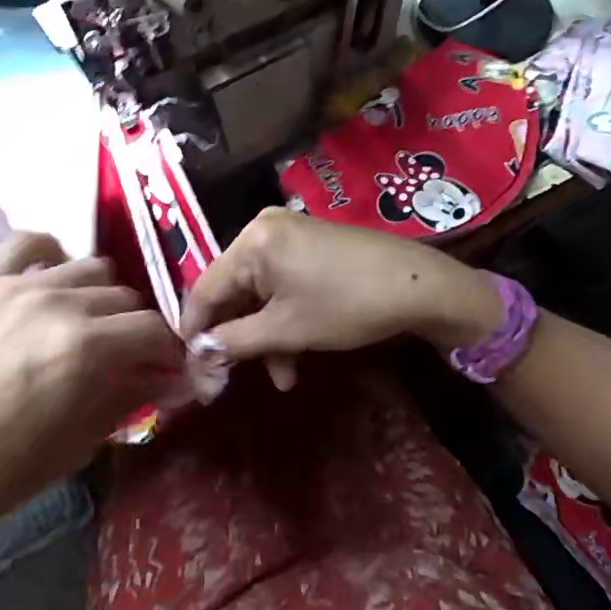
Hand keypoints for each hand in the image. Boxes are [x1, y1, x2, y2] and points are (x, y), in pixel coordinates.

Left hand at [0, 233, 182, 578]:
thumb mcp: (65, 450)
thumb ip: (122, 402)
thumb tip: (168, 381)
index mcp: (83, 348)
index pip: (154, 332)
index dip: (171, 354)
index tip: (172, 373)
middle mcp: (57, 301)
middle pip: (128, 299)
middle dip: (140, 331)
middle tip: (132, 363)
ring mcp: (17, 284)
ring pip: (91, 269)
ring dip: (105, 299)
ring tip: (92, 331)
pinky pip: (34, 245)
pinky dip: (57, 261)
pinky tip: (53, 287)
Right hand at [180, 210, 502, 388]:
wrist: (420, 285)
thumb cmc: (347, 305)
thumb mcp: (287, 329)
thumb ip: (235, 341)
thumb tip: (198, 352)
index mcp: (251, 241)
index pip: (205, 288)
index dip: (195, 329)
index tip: (190, 365)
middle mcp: (264, 230)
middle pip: (233, 290)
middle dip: (238, 338)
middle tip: (232, 379)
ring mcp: (291, 235)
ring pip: (260, 293)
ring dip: (266, 336)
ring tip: (283, 377)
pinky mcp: (312, 246)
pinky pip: (282, 284)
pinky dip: (284, 317)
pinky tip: (296, 354)